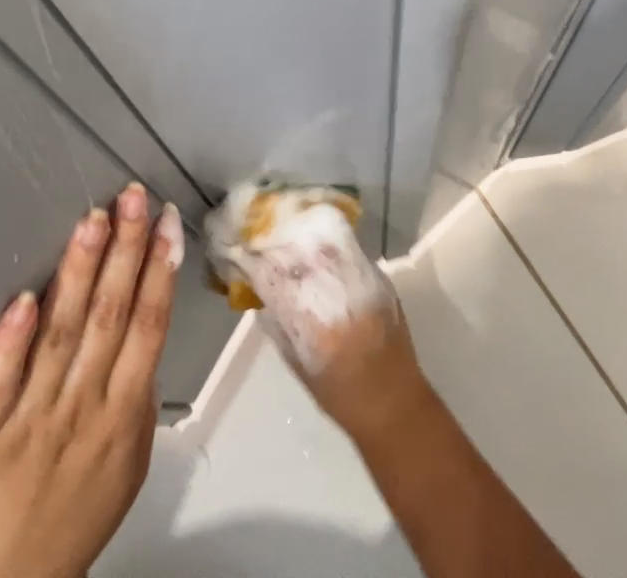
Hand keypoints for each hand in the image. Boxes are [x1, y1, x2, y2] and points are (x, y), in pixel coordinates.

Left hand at [0, 184, 184, 577]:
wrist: (7, 577)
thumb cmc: (74, 517)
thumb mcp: (128, 465)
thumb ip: (135, 400)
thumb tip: (141, 341)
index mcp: (124, 414)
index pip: (148, 327)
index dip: (159, 271)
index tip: (166, 226)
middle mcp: (84, 407)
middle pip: (110, 315)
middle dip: (126, 250)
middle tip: (132, 198)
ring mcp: (33, 416)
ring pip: (62, 332)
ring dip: (79, 272)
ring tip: (93, 220)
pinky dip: (13, 337)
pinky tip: (26, 297)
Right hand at [212, 192, 433, 444]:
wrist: (394, 401)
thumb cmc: (337, 392)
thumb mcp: (294, 359)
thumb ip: (275, 319)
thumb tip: (257, 288)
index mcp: (310, 320)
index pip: (270, 273)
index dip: (247, 256)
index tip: (233, 247)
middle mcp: (336, 293)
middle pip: (296, 246)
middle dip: (270, 235)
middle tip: (253, 230)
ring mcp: (361, 279)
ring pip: (323, 237)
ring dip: (297, 230)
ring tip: (280, 226)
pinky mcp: (378, 276)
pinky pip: (346, 245)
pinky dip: (324, 239)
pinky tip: (312, 240)